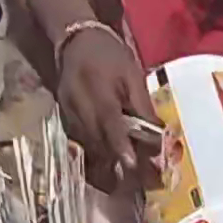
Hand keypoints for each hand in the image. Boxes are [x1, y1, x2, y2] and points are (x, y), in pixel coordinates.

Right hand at [57, 27, 160, 186]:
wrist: (75, 41)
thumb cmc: (110, 56)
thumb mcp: (132, 75)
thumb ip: (143, 108)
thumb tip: (158, 139)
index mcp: (98, 88)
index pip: (109, 120)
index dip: (120, 145)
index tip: (132, 166)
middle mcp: (78, 104)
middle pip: (98, 141)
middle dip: (119, 163)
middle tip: (141, 181)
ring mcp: (68, 115)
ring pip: (89, 148)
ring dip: (108, 165)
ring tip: (128, 179)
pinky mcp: (64, 123)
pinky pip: (81, 147)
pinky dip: (97, 160)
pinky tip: (111, 167)